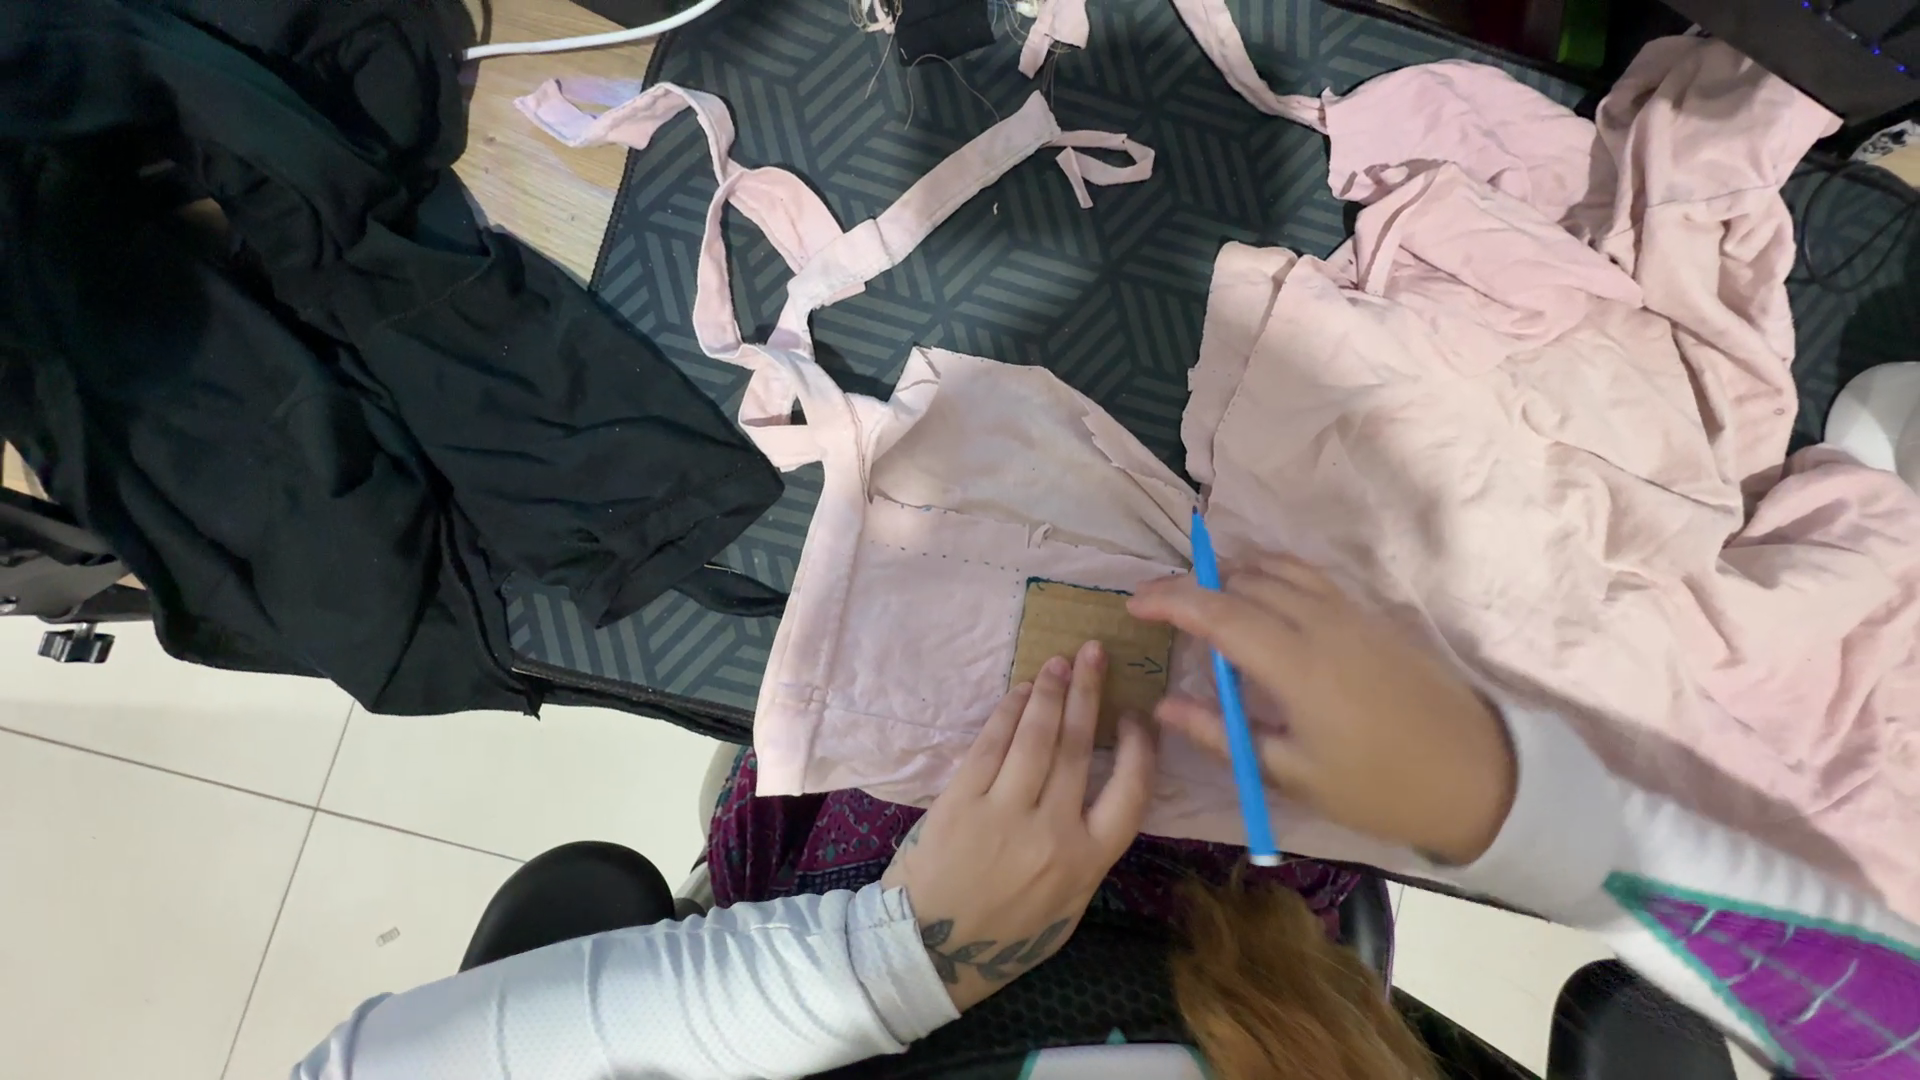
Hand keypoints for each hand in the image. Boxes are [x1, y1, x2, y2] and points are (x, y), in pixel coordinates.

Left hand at [881, 640, 1157, 1011]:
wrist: (929, 952)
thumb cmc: (1004, 933)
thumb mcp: (1066, 907)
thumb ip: (1087, 853)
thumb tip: (1097, 793)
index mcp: (1087, 863)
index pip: (1131, 793)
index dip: (1139, 749)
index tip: (1136, 717)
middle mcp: (1053, 832)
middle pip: (1079, 748)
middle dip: (1090, 694)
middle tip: (1096, 652)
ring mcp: (1005, 812)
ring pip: (1037, 737)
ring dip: (1051, 693)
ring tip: (1060, 662)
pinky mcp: (963, 799)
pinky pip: (992, 744)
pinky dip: (1010, 712)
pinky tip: (1022, 692)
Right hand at [1127, 555, 1514, 865]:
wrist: (1482, 778)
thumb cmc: (1379, 785)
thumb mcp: (1291, 773)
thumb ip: (1220, 734)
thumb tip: (1161, 706)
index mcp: (1296, 663)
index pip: (1217, 611)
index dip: (1169, 600)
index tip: (1133, 604)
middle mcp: (1319, 622)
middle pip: (1239, 582)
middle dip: (1190, 588)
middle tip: (1158, 610)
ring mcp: (1348, 611)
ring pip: (1273, 569)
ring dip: (1228, 575)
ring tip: (1200, 599)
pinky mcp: (1368, 613)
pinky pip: (1305, 574)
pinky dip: (1267, 572)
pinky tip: (1256, 595)